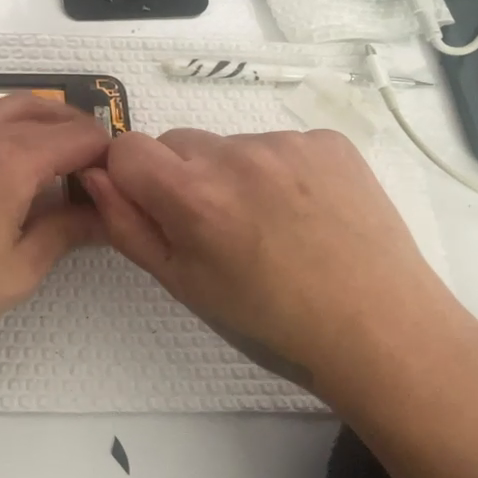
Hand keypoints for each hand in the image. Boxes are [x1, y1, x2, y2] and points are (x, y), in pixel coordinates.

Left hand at [0, 90, 108, 437]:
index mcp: (13, 159)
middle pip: (51, 113)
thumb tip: (106, 213)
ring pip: (12, 102)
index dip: (107, 159)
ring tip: (55, 160)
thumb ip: (68, 231)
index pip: (81, 137)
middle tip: (92, 182)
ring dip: (43, 120)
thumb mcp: (20, 270)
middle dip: (81, 139)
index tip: (115, 189)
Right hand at [81, 127, 446, 386]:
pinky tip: (306, 214)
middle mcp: (236, 156)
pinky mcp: (329, 142)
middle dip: (183, 176)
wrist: (384, 334)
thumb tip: (92, 176)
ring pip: (229, 145)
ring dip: (233, 174)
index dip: (132, 179)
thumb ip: (126, 225)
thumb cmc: (271, 323)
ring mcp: (287, 144)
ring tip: (272, 226)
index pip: (126, 148)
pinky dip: (280, 171)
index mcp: (193, 196)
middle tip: (219, 229)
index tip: (158, 211)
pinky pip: (279, 144)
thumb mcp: (183, 285)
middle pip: (177, 142)